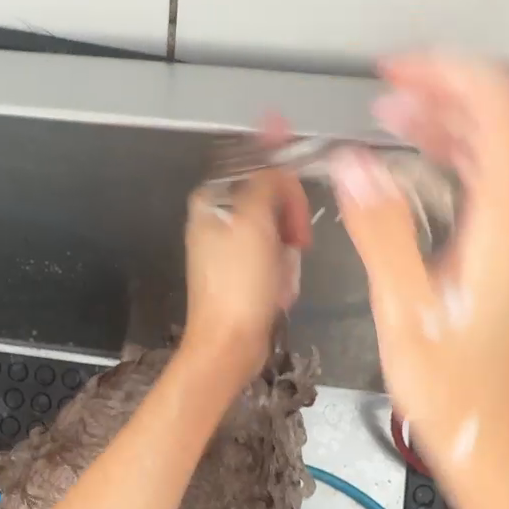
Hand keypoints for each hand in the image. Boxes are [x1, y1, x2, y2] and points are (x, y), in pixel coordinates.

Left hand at [181, 166, 310, 384]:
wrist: (229, 344)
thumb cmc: (239, 284)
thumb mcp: (255, 221)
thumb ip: (267, 182)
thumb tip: (277, 164)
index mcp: (211, 201)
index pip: (257, 166)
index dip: (284, 181)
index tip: (298, 202)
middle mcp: (217, 221)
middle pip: (272, 200)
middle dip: (289, 224)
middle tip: (295, 242)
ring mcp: (229, 249)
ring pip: (279, 232)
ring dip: (287, 255)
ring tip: (279, 277)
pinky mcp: (242, 274)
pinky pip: (275, 260)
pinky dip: (282, 274)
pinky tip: (278, 291)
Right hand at [331, 55, 508, 500]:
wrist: (483, 428)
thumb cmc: (447, 381)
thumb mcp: (403, 309)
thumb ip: (381, 230)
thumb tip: (352, 163)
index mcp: (508, 221)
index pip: (498, 110)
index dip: (449, 74)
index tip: (393, 72)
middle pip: (506, 114)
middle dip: (447, 85)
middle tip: (386, 86)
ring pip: (498, 141)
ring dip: (448, 115)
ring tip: (389, 111)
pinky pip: (488, 174)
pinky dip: (451, 151)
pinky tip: (411, 155)